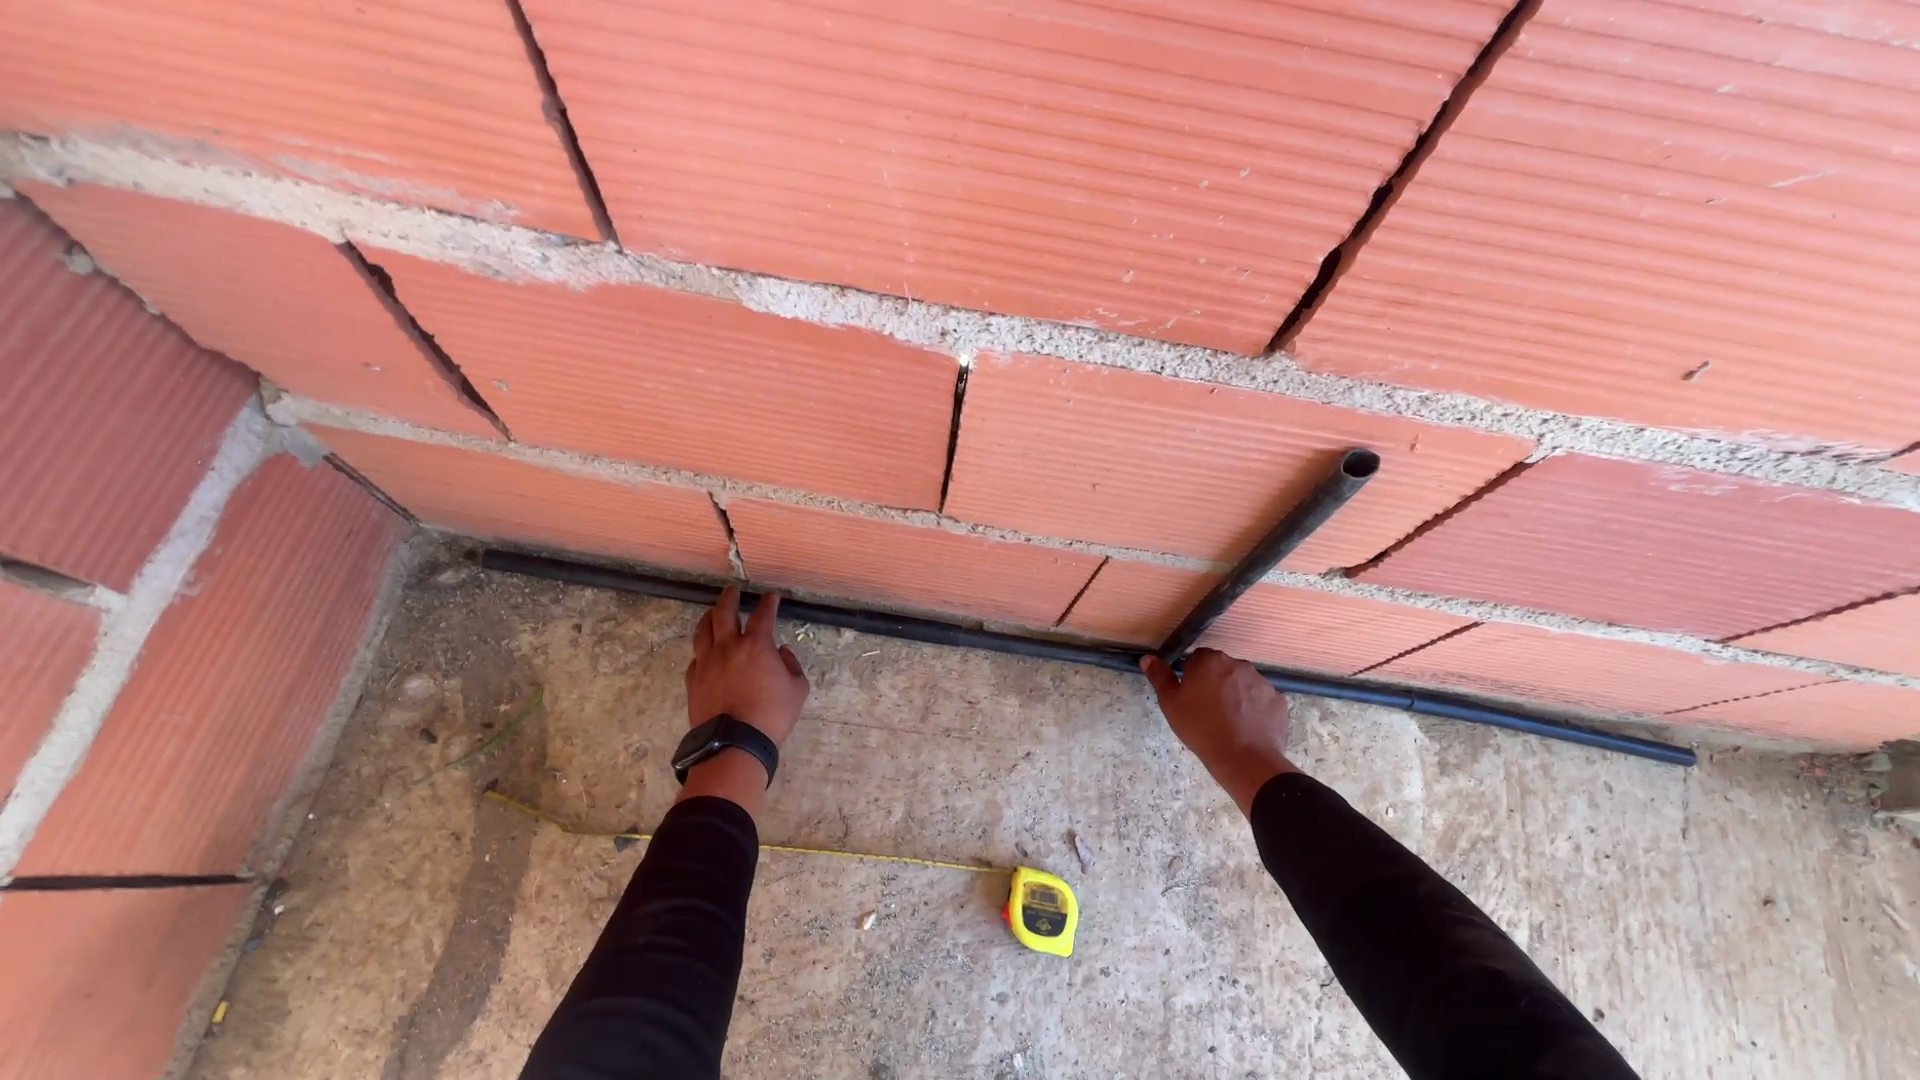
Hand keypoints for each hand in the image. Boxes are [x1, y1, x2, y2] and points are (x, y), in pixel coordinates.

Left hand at [685, 587, 808, 743]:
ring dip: (709, 617)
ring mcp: (706, 662)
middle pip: (724, 612)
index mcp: (756, 645)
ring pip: (703, 631)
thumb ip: (791, 665)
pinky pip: (696, 658)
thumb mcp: (797, 689)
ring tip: (712, 612)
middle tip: (732, 590)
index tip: (771, 595)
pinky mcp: (693, 680)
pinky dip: (702, 651)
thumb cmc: (772, 714)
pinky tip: (704, 652)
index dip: (768, 602)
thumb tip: (780, 653)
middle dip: (729, 598)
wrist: (734, 742)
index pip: (763, 614)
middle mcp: (728, 646)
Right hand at [1140, 648, 1298, 814]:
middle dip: (1215, 683)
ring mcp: (1262, 682)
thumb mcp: (1171, 704)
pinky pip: (1261, 701)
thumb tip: (1148, 658)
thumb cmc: (1201, 728)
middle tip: (1207, 710)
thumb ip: (1160, 677)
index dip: (1191, 676)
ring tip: (1228, 722)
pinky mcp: (1278, 701)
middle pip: (1222, 669)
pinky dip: (1254, 710)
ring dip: (1235, 695)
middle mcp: (1238, 664)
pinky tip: (1246, 728)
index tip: (1190, 696)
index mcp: (1210, 661)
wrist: (1243, 758)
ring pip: (1243, 684)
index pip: (1197, 658)